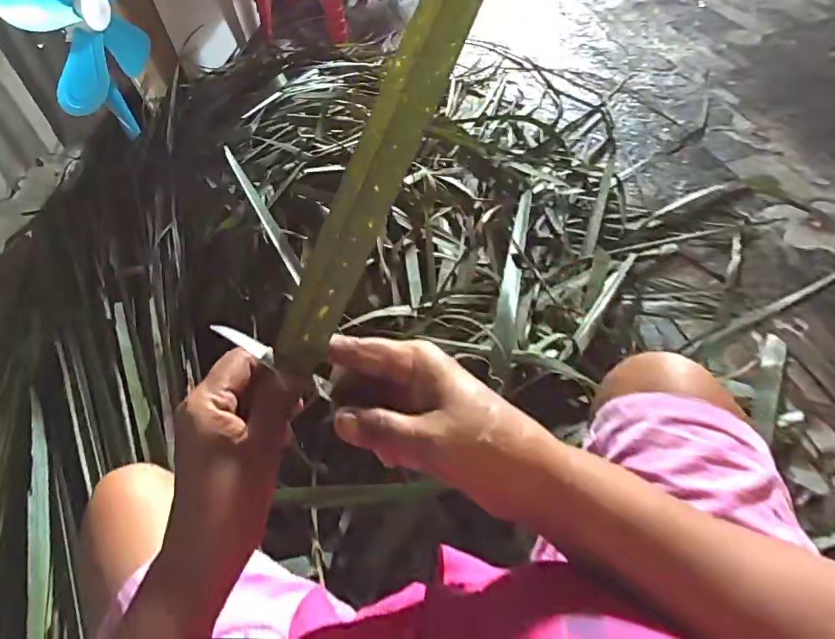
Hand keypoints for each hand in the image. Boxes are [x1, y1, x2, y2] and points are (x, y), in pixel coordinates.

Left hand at [146, 349, 300, 621]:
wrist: (204, 558)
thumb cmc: (232, 502)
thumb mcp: (261, 447)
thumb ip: (276, 402)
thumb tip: (294, 366)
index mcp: (203, 399)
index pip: (241, 359)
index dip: (274, 363)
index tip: (306, 379)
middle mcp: (198, 405)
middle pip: (240, 377)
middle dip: (273, 388)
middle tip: (303, 409)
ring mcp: (201, 426)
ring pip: (242, 400)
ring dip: (268, 409)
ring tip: (288, 433)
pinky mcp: (209, 447)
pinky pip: (237, 421)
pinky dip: (258, 427)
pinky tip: (276, 447)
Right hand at [327, 335, 564, 522]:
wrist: (542, 484)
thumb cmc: (487, 450)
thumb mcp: (429, 441)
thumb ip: (379, 429)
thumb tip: (336, 421)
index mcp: (414, 360)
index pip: (358, 349)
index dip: (327, 355)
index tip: (292, 362)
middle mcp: (412, 371)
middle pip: (361, 376)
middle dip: (347, 400)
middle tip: (334, 426)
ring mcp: (418, 395)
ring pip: (372, 400)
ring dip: (366, 423)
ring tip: (369, 449)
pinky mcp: (425, 420)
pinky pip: (389, 420)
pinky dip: (382, 436)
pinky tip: (387, 459)